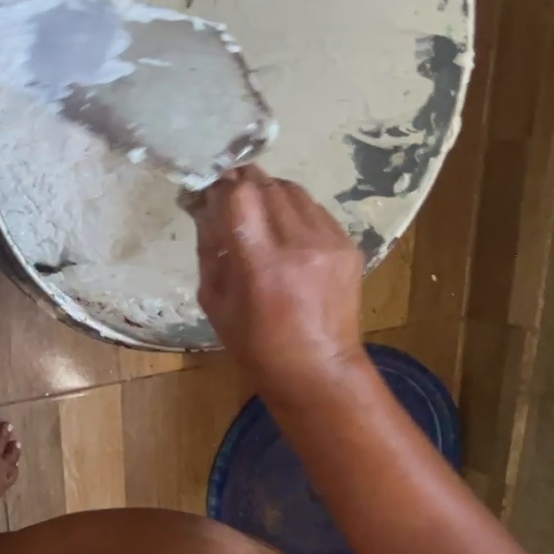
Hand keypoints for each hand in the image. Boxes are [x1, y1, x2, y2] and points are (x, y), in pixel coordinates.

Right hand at [195, 167, 368, 402]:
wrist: (318, 370)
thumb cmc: (255, 346)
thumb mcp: (215, 302)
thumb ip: (210, 251)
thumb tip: (205, 212)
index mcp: (261, 265)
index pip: (241, 197)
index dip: (221, 186)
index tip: (208, 190)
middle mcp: (300, 245)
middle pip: (268, 187)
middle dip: (243, 183)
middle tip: (227, 194)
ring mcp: (330, 242)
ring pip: (294, 192)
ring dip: (269, 192)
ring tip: (254, 209)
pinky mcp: (348, 245)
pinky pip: (315, 210)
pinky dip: (293, 210)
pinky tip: (282, 229)